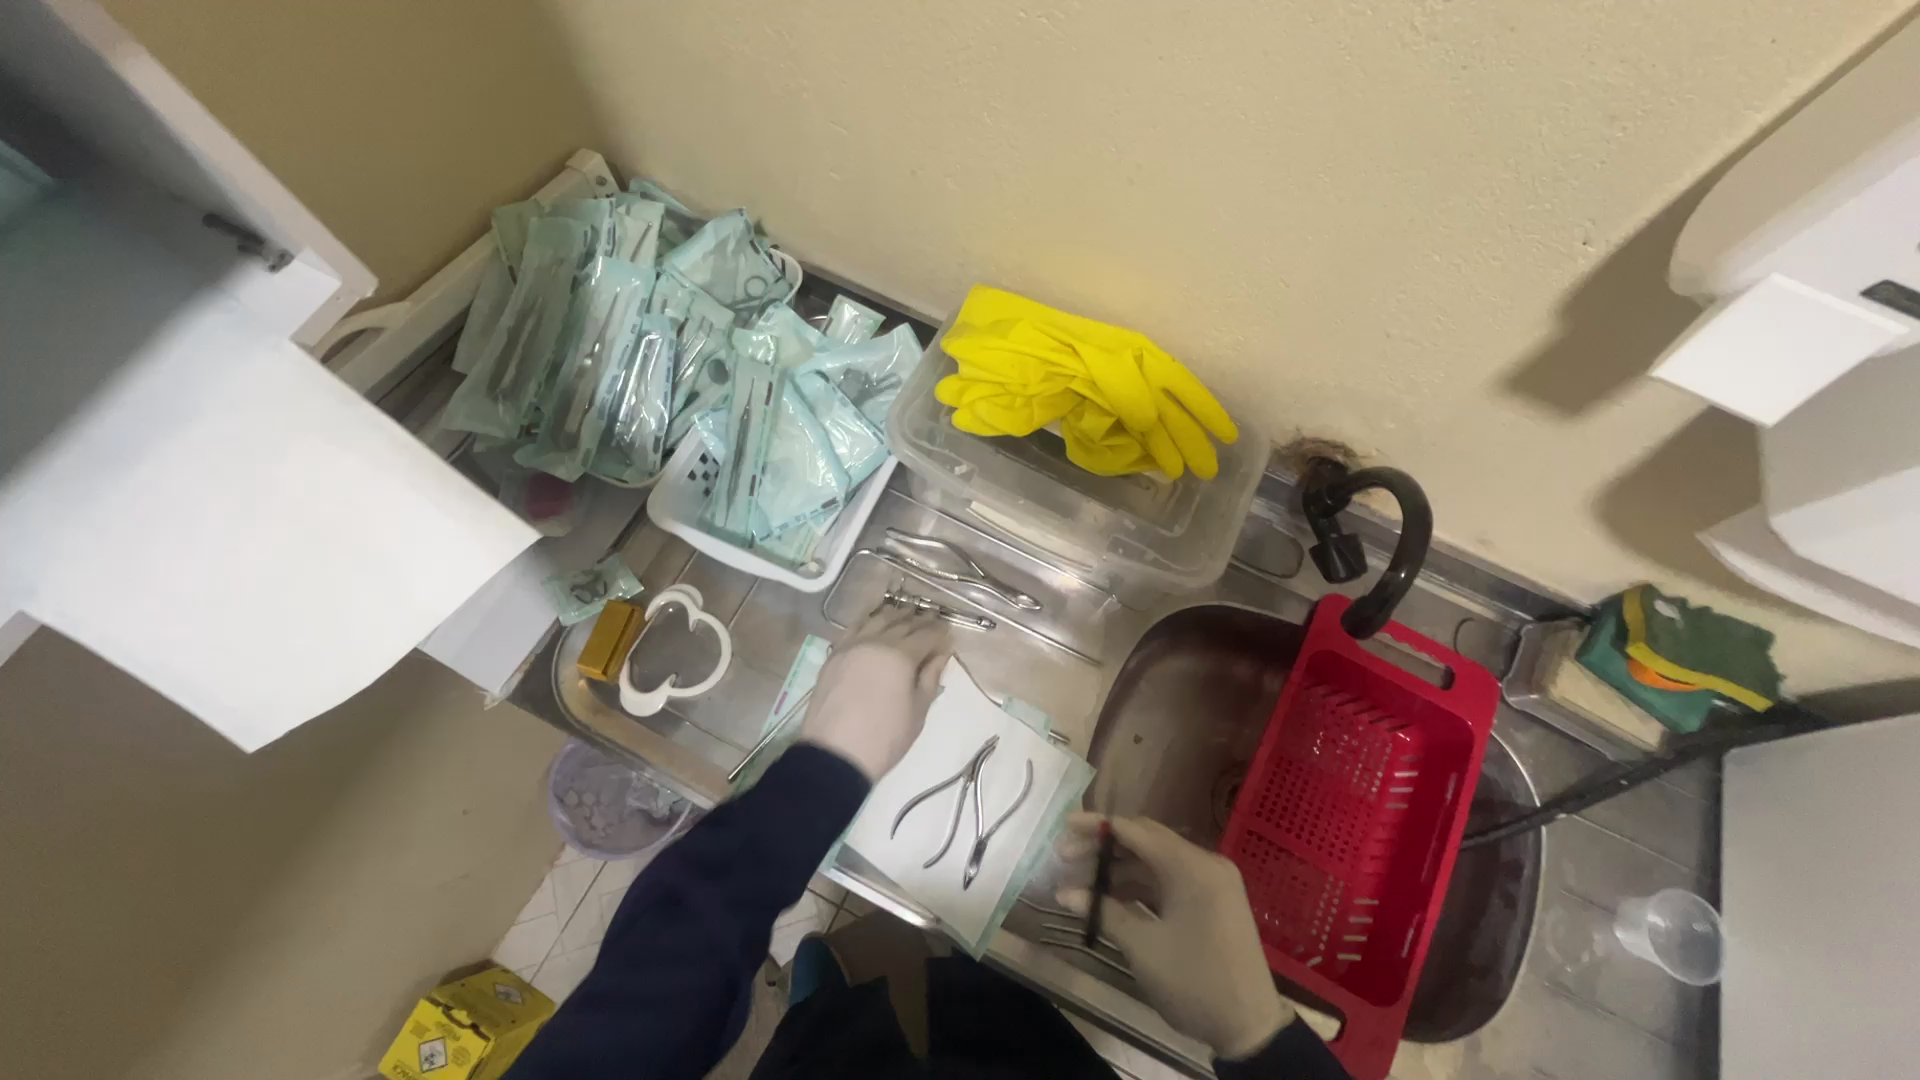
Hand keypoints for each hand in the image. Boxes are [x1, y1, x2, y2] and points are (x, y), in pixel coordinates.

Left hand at [797, 606, 949, 780]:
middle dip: (920, 620)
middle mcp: (876, 641)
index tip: (948, 632)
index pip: (927, 635)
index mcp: (901, 656)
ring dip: (895, 614)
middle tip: (932, 619)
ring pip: (877, 619)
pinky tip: (874, 621)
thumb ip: (930, 678)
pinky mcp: (834, 655)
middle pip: (903, 622)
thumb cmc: (885, 738)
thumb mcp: (918, 712)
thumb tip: (941, 654)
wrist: (835, 754)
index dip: (940, 633)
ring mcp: (852, 646)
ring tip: (906, 614)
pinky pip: (853, 627)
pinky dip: (867, 620)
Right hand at [1056, 814, 1294, 1060]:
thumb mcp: (1143, 948)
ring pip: (1154, 861)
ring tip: (1081, 883)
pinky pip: (1168, 879)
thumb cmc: (1196, 984)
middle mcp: (1204, 863)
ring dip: (1118, 869)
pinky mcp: (1210, 899)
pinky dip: (1138, 885)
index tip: (1064, 828)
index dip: (1096, 826)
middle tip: (1065, 858)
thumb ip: (1104, 912)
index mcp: (1192, 866)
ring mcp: (1210, 881)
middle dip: (1103, 847)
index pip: (1135, 830)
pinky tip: (1109, 897)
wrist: (1251, 1028)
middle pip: (1144, 840)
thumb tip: (1063, 894)